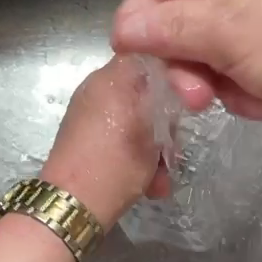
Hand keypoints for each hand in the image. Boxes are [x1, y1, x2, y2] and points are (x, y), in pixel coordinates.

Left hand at [40, 56, 176, 227]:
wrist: (72, 205)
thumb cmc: (115, 163)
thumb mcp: (152, 128)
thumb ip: (168, 98)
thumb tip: (180, 84)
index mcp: (111, 77)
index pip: (152, 57)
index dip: (177, 76)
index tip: (189, 102)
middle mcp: (97, 88)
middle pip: (147, 93)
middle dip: (165, 125)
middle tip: (172, 151)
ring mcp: (90, 114)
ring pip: (138, 120)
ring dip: (154, 149)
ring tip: (159, 178)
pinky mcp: (87, 138)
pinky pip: (121, 136)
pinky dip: (136, 157)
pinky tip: (148, 184)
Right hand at [110, 0, 261, 145]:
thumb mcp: (224, 29)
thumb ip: (166, 29)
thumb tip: (122, 29)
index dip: (141, 16)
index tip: (130, 56)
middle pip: (187, 26)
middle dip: (190, 65)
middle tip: (196, 97)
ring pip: (215, 62)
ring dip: (229, 87)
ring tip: (261, 94)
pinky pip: (248, 81)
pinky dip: (258, 97)